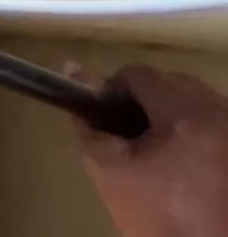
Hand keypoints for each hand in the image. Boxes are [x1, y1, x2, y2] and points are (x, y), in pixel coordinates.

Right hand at [74, 64, 227, 236]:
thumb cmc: (162, 214)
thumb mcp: (108, 167)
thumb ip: (89, 118)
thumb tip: (72, 69)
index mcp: (189, 118)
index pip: (141, 76)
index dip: (116, 91)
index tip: (110, 119)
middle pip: (180, 87)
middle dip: (154, 105)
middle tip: (140, 138)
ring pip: (209, 109)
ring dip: (184, 121)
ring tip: (174, 158)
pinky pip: (225, 130)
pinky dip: (211, 140)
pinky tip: (205, 172)